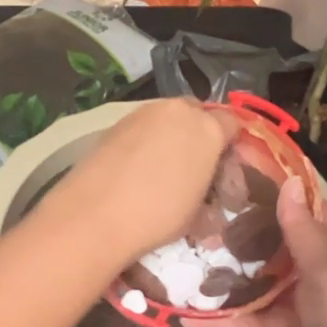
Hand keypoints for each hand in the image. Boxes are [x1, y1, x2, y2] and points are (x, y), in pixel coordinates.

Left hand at [33, 98, 238, 266]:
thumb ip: (209, 190)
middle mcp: (177, 110)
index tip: (224, 165)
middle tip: (193, 165)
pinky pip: (142, 126)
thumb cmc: (158, 215)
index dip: (230, 143)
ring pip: (167, 117)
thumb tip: (208, 196)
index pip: (231, 123)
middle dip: (199, 133)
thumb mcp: (197, 212)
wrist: (95, 214)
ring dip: (170, 135)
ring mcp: (143, 112)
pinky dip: (144, 140)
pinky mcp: (115, 122)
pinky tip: (135, 167)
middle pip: (197, 112)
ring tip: (161, 168)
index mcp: (208, 129)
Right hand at [189, 178, 326, 326]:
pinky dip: (216, 317)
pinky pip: (240, 317)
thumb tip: (290, 181)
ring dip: (224, 265)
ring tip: (186, 246)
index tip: (244, 158)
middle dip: (241, 220)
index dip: (280, 180)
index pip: (304, 204)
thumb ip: (305, 233)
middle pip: (271, 235)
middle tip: (201, 199)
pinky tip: (185, 315)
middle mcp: (308, 268)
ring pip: (251, 273)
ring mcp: (289, 299)